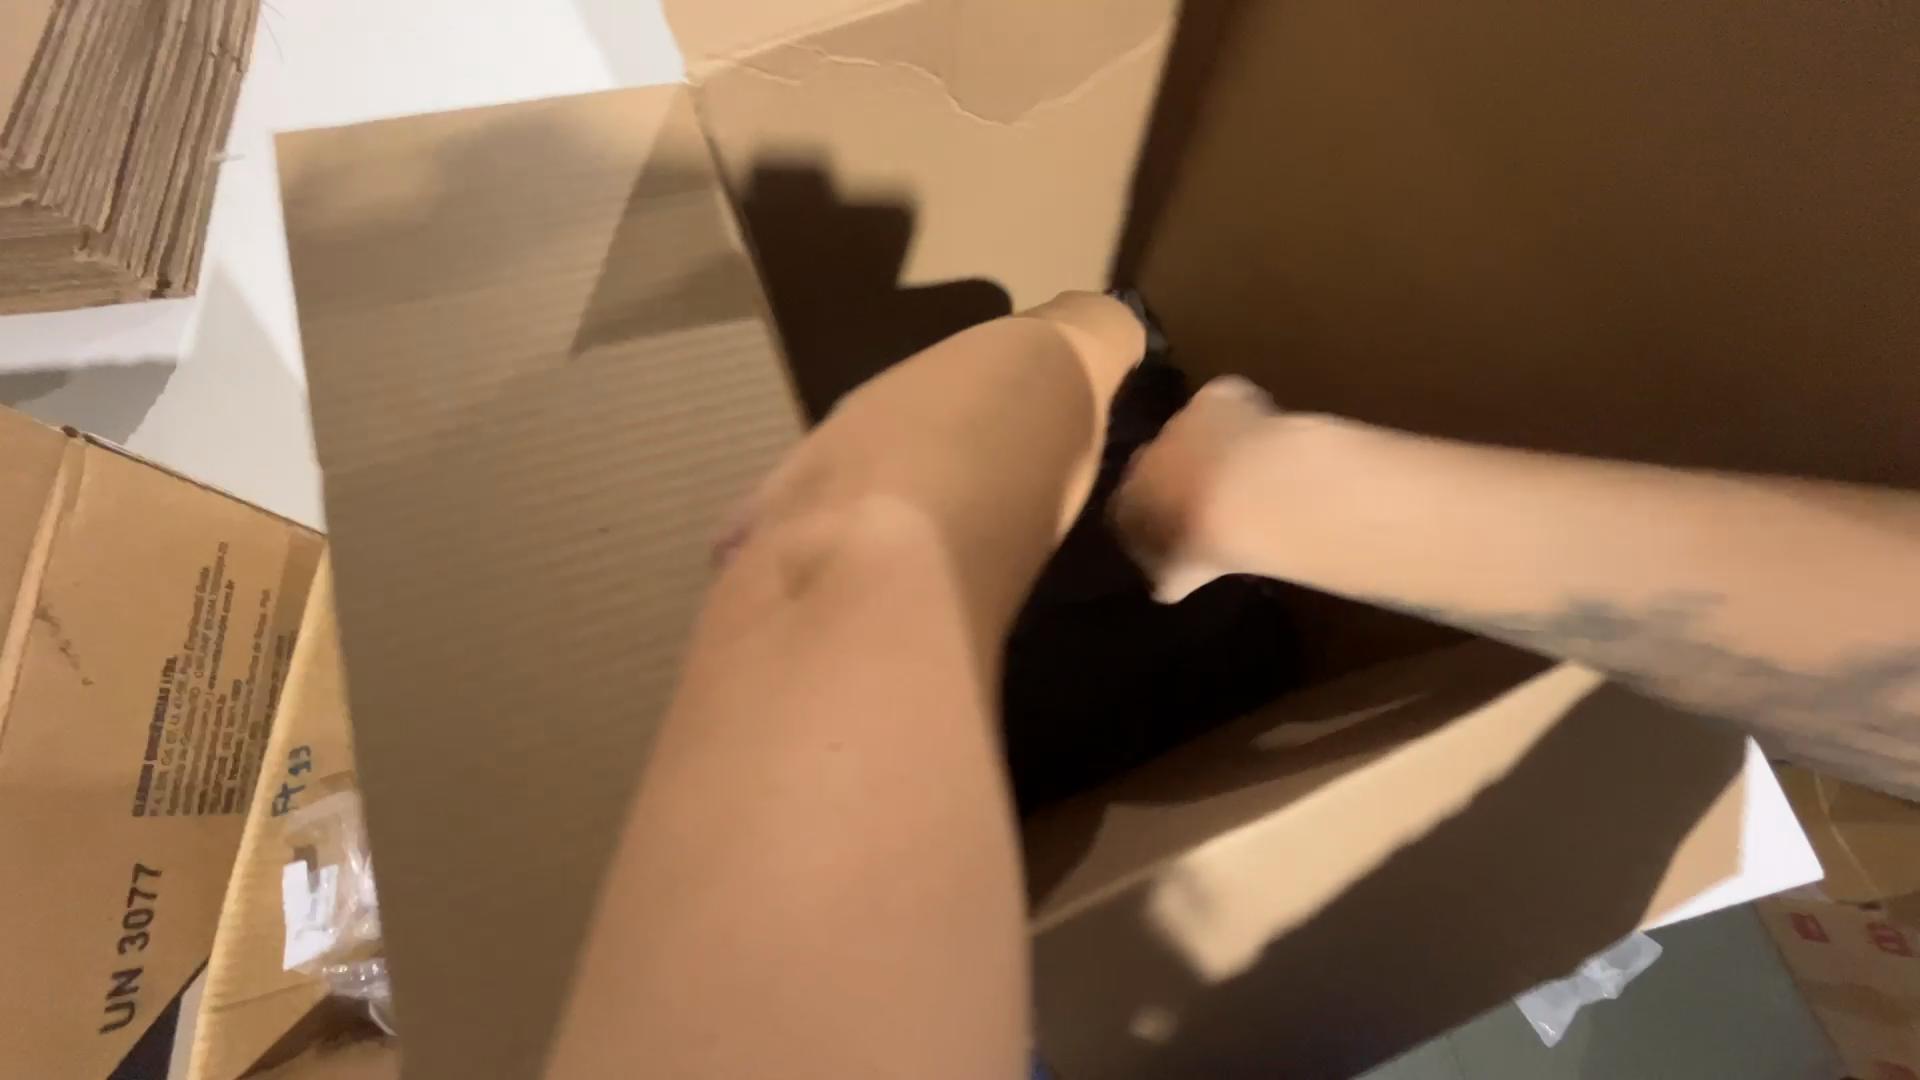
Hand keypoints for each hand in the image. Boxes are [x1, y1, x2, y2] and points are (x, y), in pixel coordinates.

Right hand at [1113, 375, 1278, 600]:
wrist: (1238, 496)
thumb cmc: (1195, 547)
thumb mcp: (1172, 580)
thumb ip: (1163, 575)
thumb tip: (1164, 581)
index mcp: (1122, 506)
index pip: (1123, 511)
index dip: (1148, 518)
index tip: (1171, 530)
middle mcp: (1140, 460)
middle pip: (1151, 465)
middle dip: (1172, 476)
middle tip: (1205, 497)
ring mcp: (1178, 425)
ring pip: (1187, 432)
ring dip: (1206, 447)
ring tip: (1240, 471)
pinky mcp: (1217, 397)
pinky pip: (1224, 402)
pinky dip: (1238, 415)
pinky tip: (1260, 437)